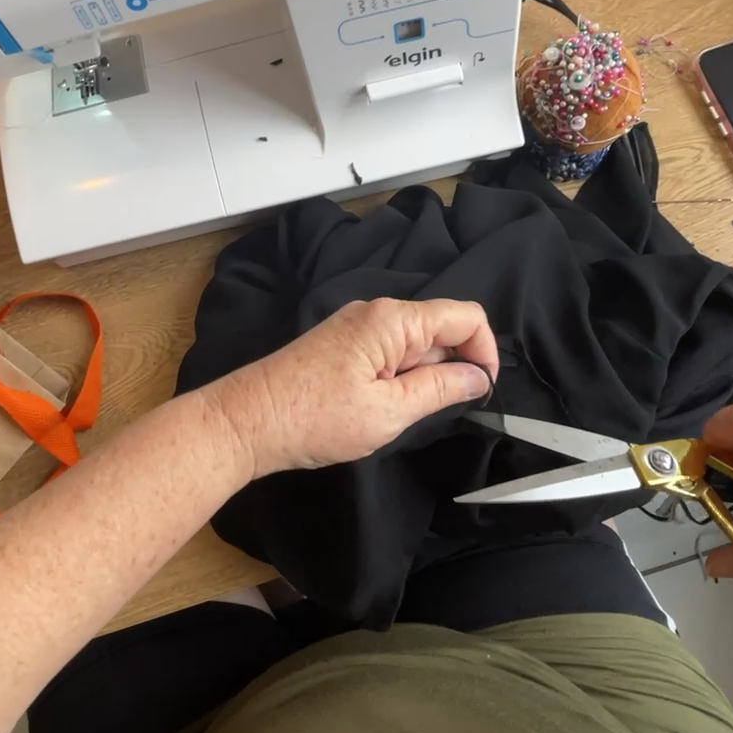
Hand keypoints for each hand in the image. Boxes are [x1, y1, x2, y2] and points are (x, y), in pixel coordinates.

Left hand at [201, 298, 497, 478]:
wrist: (247, 420)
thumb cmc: (314, 418)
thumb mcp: (389, 412)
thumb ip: (441, 389)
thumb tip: (479, 377)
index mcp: (392, 320)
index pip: (465, 316)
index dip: (485, 351)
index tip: (483, 391)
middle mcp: (375, 312)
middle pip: (440, 328)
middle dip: (453, 366)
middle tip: (437, 412)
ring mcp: (355, 326)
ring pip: (414, 343)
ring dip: (424, 375)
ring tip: (400, 413)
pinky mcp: (342, 343)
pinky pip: (388, 351)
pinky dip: (399, 376)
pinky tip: (381, 406)